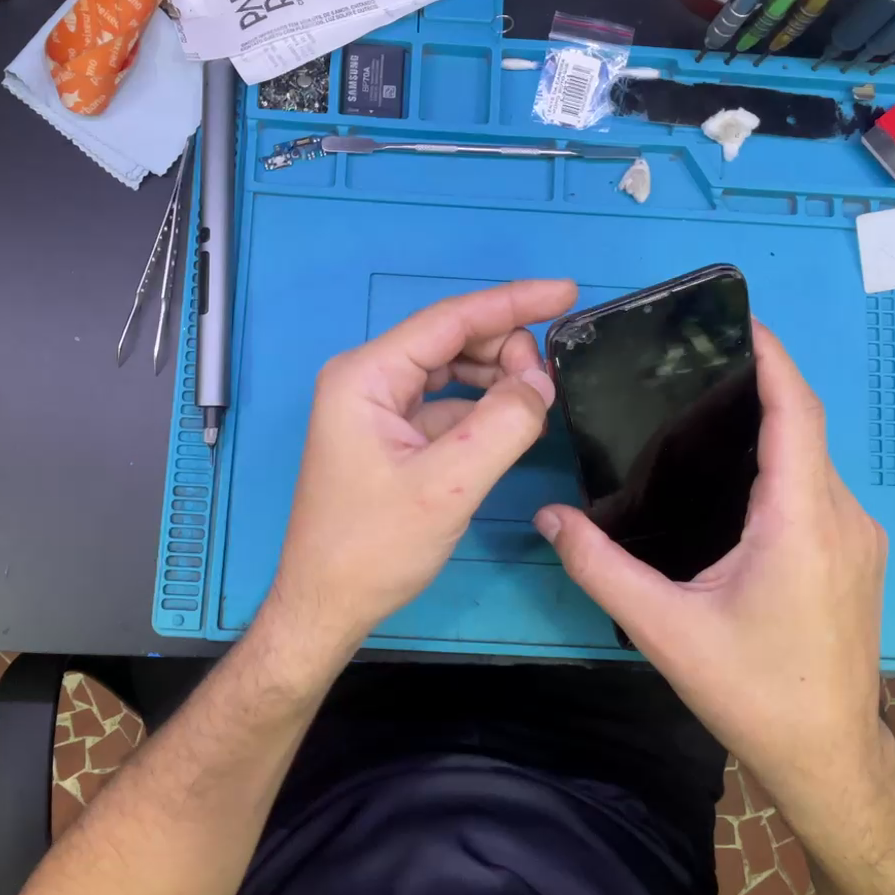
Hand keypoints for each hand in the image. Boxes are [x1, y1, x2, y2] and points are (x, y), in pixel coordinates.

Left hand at [266, 279, 579, 653]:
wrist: (326, 603)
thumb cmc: (375, 547)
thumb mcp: (447, 486)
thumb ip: (503, 426)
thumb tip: (539, 382)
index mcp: (366, 376)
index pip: (449, 321)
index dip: (512, 303)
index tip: (567, 291)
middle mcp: (366, 379)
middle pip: (450, 340)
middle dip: (505, 349)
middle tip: (550, 382)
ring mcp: (375, 407)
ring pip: (449, 370)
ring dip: (496, 378)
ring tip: (537, 401)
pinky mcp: (388, 434)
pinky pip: (443, 403)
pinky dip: (480, 407)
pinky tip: (510, 422)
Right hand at [533, 321, 892, 823]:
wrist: (829, 759)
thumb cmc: (752, 690)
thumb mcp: (663, 629)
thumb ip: (600, 567)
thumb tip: (548, 517)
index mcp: (800, 522)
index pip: (796, 415)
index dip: (773, 360)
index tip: (738, 320)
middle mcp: (841, 517)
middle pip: (804, 429)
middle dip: (758, 384)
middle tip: (691, 363)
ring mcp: (856, 537)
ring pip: (812, 459)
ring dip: (769, 424)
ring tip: (702, 407)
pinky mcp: (855, 556)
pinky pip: (815, 486)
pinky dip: (780, 459)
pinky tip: (732, 474)